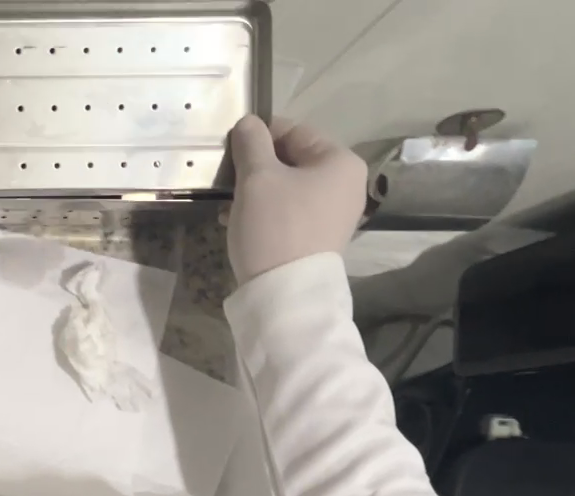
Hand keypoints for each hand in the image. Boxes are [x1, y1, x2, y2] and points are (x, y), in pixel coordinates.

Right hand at [226, 115, 368, 283]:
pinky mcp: (320, 242)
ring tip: (230, 208)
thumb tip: (248, 123)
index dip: (260, 135)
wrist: (284, 294)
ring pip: (289, 192)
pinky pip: (291, 217)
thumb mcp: (256, 178)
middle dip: (257, 170)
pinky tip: (243, 226)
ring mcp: (335, 217)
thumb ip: (251, 144)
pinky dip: (267, 216)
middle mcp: (347, 185)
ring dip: (258, 195)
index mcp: (340, 161)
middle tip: (227, 183)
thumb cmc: (274, 227)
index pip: (295, 132)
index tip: (231, 148)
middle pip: (293, 163)